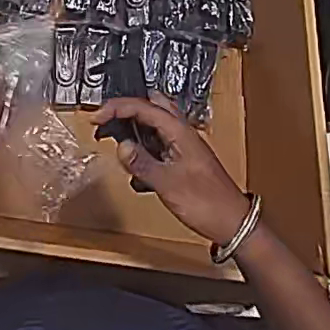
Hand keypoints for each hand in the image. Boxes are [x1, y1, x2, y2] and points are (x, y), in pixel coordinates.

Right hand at [93, 95, 249, 245]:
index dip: (117, 108)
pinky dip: (143, 149)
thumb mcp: (168, 184)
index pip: (143, 106)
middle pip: (151, 106)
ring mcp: (182, 145)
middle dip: (126, 110)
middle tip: (107, 122)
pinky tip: (136, 169)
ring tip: (117, 143)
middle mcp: (181, 133)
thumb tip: (121, 146)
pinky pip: (158, 144)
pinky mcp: (181, 159)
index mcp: (179, 131)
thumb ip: (141, 163)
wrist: (232, 222)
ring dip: (135, 130)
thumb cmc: (207, 202)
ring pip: (154, 125)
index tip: (97, 117)